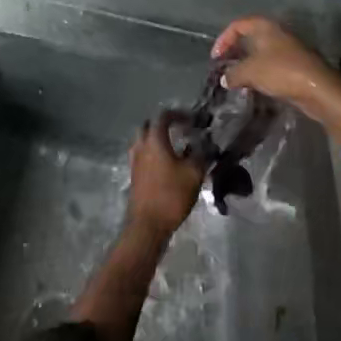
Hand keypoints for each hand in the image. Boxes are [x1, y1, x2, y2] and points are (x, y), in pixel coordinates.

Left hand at [126, 113, 205, 235]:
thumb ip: (201, 155)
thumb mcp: (193, 174)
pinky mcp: (134, 175)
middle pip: (149, 126)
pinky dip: (153, 153)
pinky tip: (167, 164)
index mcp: (154, 141)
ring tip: (175, 147)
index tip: (192, 121)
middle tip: (181, 130)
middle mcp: (141, 146)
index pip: (163, 116)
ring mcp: (135, 161)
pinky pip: (142, 155)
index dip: (178, 114)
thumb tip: (206, 144)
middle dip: (164, 124)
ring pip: (144, 140)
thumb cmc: (171, 195)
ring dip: (157, 139)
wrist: (147, 225)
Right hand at [211, 16, 340, 117]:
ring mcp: (287, 49)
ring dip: (247, 65)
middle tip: (225, 67)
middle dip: (235, 52)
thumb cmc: (281, 72)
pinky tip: (255, 87)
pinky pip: (271, 65)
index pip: (238, 25)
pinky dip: (260, 73)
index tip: (216, 58)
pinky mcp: (295, 65)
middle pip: (250, 37)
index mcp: (265, 26)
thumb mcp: (250, 72)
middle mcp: (276, 33)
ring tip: (237, 81)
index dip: (223, 39)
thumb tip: (224, 78)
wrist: (319, 89)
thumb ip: (233, 73)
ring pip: (261, 53)